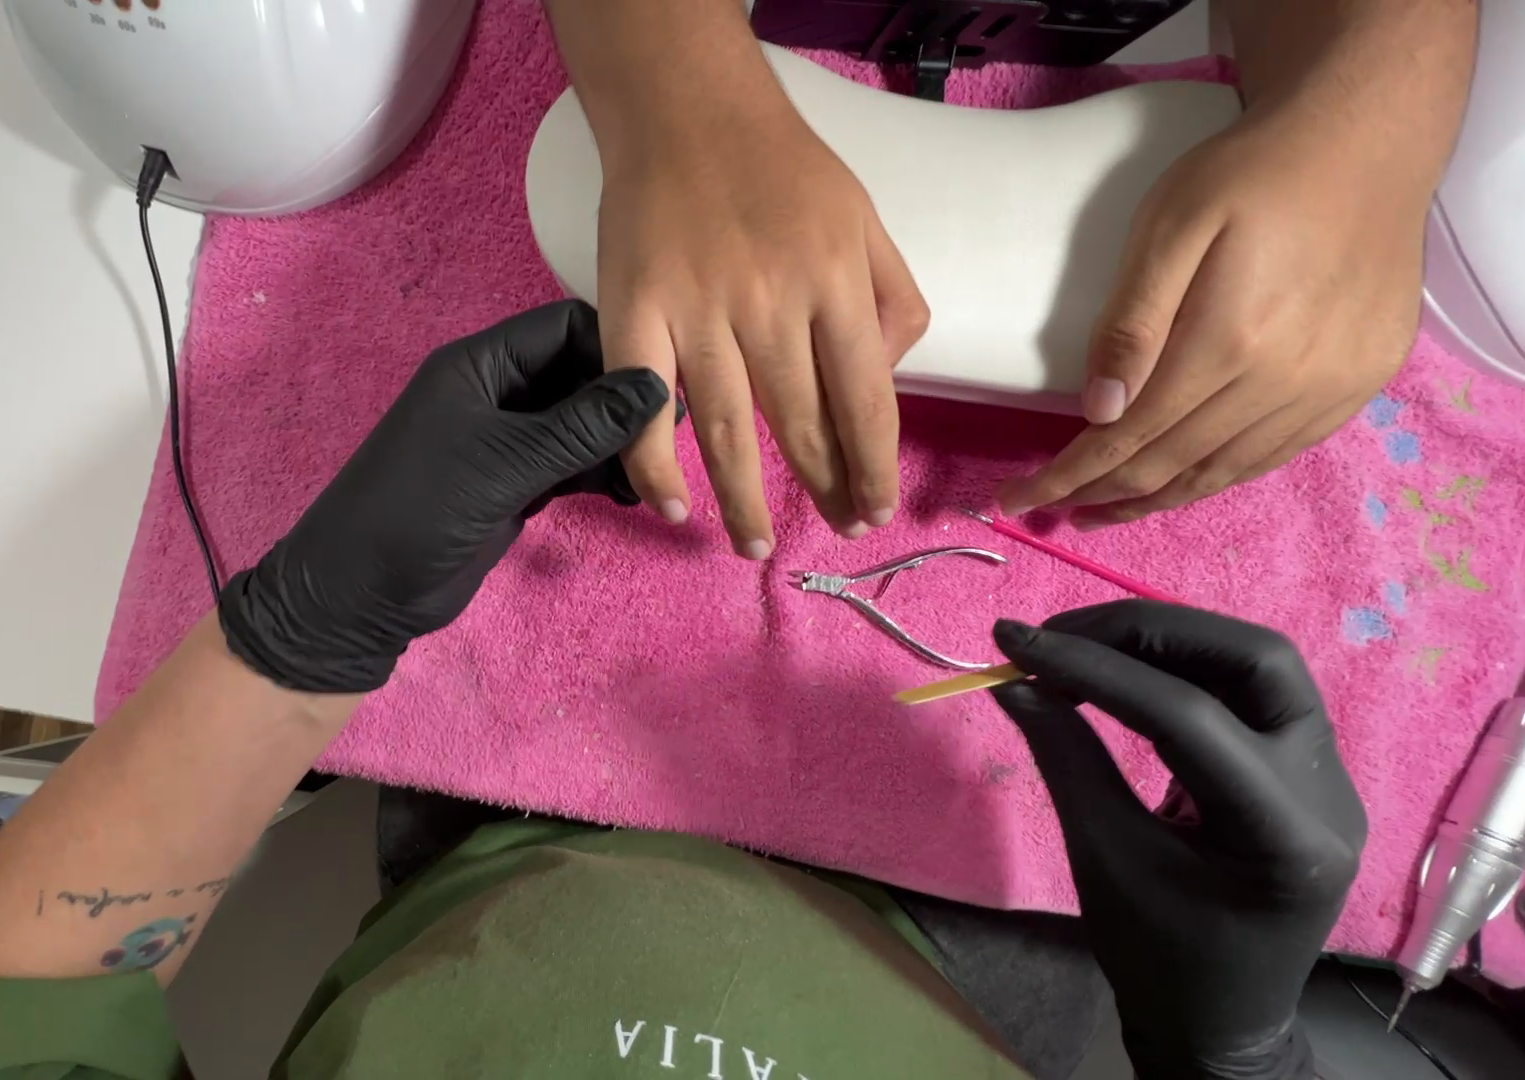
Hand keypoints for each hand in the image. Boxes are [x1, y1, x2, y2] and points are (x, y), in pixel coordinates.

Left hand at [218, 300, 666, 692]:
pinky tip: (628, 495)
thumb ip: (583, 425)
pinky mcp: (515, 482)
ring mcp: (507, 440)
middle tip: (672, 436)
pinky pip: (568, 464)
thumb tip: (657, 386)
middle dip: (622, 403)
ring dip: (616, 445)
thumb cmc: (423, 509)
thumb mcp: (506, 461)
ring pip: (577, 426)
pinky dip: (598, 475)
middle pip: (576, 377)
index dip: (615, 347)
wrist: (366, 593)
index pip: (563, 328)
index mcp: (481, 365)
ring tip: (656, 475)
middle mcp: (497, 393)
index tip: (667, 379)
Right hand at [597, 105, 927, 556]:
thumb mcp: (863, 218)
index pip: (865, 400)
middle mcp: (770, 304)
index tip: (871, 509)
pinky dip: (653, 466)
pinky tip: (673, 509)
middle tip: (831, 532)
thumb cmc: (778, 168)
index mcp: (833, 281)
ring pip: (726, 430)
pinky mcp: (634, 316)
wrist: (684, 112)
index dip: (871, 466)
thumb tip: (885, 379)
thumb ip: (890, 298)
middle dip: (823, 489)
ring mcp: (697, 313)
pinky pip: (643, 407)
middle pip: (801, 425)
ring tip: (754, 546)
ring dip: (744, 500)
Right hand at [991, 601, 1365, 1077]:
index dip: (1089, 668)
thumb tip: (1011, 680)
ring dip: (1159, 638)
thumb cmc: (1158, 951)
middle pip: (1253, 659)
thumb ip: (1061, 754)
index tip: (1012, 643)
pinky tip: (1115, 673)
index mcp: (1282, 833)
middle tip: (1058, 636)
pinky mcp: (1297, 766)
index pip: (1184, 714)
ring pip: (1254, 661)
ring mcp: (1322, 774)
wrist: (1219, 1014)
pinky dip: (1171, 664)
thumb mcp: (1100, 853)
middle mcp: (1325, 788)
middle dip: (1144, 631)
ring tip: (1079, 646)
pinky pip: (1241, 687)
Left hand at [997, 111, 1427, 528]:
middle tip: (1049, 509)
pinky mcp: (1359, 382)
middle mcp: (1283, 381)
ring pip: (1217, 474)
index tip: (1015, 501)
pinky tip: (1175, 485)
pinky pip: (1271, 456)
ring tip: (1098, 514)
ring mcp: (1330, 387)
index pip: (1122, 440)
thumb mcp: (1166, 234)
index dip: (1064, 477)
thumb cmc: (1247, 179)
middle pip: (1164, 465)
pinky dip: (1212, 480)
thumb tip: (1098, 411)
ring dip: (1149, 502)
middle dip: (1095, 495)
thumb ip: (1130, 327)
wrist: (1369, 137)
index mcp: (1228, 345)